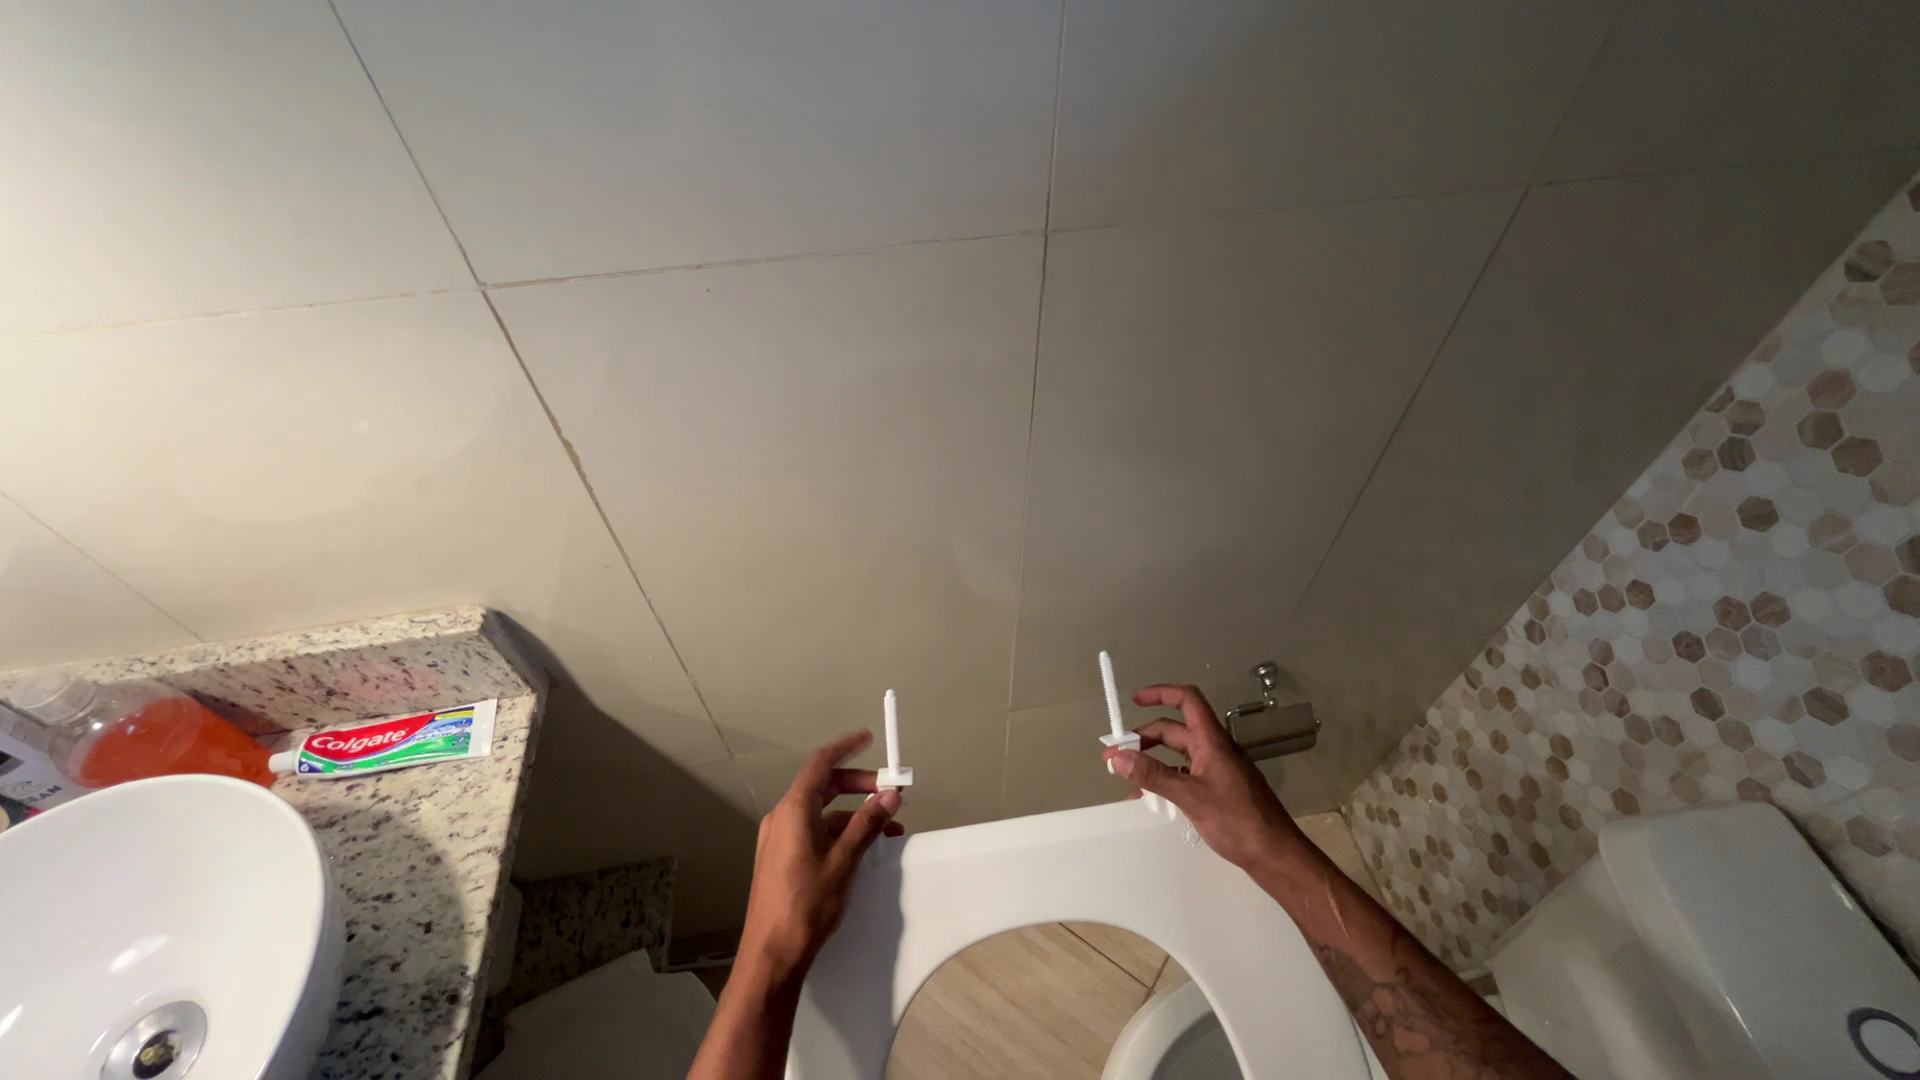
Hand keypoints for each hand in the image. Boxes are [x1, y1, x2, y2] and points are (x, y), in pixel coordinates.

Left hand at [738, 730, 903, 980]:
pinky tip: (864, 847)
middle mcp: (783, 817)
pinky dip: (840, 831)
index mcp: (794, 810)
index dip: (846, 747)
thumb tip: (890, 796)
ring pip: (822, 811)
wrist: (771, 955)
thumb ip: (868, 824)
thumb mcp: (844, 861)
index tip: (869, 737)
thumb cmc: (806, 904)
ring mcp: (780, 838)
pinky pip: (815, 831)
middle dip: (859, 784)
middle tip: (890, 791)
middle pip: (823, 786)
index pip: (821, 764)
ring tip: (887, 826)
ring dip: (854, 813)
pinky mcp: (782, 858)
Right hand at [1101, 684, 1304, 871]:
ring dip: (1151, 761)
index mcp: (1212, 741)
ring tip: (1127, 776)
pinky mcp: (1218, 789)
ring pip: (1177, 755)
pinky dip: (1165, 780)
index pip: (1187, 700)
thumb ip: (1153, 775)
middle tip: (1115, 755)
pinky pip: (1185, 775)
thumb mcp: (1190, 796)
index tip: (1135, 700)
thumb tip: (1118, 757)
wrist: (1275, 855)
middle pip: (1174, 730)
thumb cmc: (1238, 821)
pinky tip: (1149, 797)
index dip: (1161, 693)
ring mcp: (1217, 769)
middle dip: (1143, 737)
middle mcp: (1214, 749)